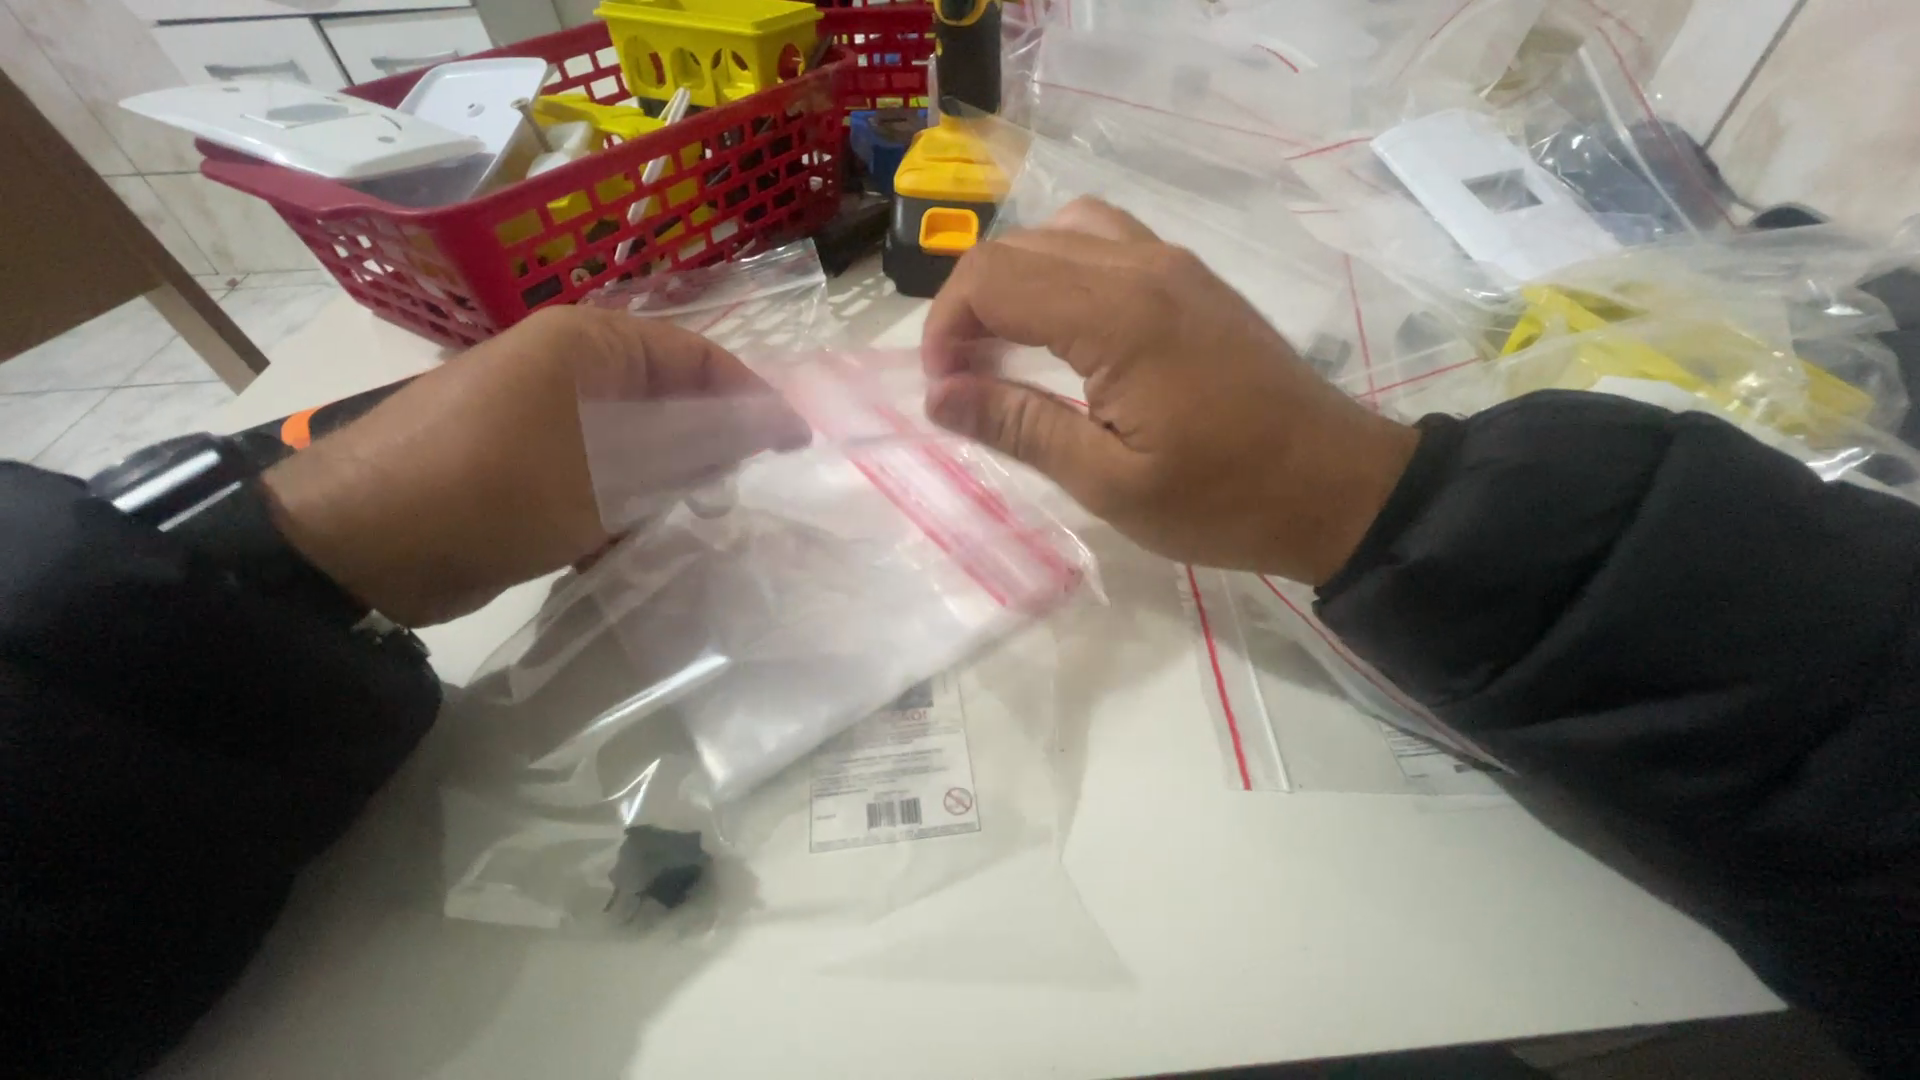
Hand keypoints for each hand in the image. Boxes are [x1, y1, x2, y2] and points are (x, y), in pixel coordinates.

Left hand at [261, 306, 806, 626]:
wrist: (362, 544)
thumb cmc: (497, 488)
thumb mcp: (611, 471)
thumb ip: (695, 447)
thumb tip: (759, 429)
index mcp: (590, 345)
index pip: (698, 357)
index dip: (752, 397)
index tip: (794, 442)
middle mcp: (568, 368)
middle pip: (668, 397)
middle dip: (708, 445)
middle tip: (741, 489)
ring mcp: (542, 415)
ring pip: (636, 441)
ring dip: (666, 481)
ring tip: (689, 521)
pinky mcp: (525, 460)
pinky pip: (599, 471)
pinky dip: (623, 502)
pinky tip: (632, 538)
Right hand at [922, 198, 1418, 585]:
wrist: (1335, 488)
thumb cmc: (1222, 499)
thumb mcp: (1108, 482)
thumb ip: (1019, 427)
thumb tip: (938, 397)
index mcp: (1117, 316)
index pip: (992, 279)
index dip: (945, 328)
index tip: (944, 390)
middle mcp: (1142, 266)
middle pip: (1018, 247)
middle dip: (970, 306)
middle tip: (966, 380)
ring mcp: (1173, 263)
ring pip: (1061, 231)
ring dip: (1017, 281)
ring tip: (1008, 347)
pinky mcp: (1192, 277)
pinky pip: (1105, 242)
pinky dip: (1062, 271)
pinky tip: (1065, 330)